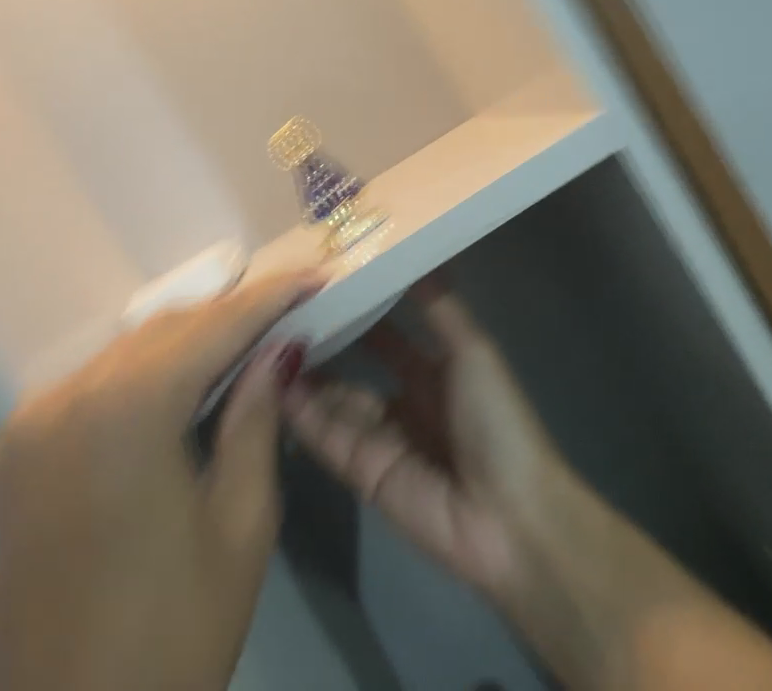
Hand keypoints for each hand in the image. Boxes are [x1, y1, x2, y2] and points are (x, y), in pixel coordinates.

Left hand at [0, 269, 323, 690]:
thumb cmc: (176, 627)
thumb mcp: (240, 522)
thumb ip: (255, 419)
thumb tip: (278, 351)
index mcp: (126, 409)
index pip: (212, 328)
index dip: (268, 299)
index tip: (314, 277)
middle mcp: (64, 397)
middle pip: (162, 332)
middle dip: (228, 316)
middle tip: (289, 310)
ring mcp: (29, 426)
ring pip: (121, 354)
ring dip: (183, 343)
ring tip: (245, 341)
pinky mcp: (14, 459)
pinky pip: (88, 389)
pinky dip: (138, 376)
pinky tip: (177, 386)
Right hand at [283, 278, 571, 597]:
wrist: (509, 517)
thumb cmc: (497, 422)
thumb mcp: (474, 353)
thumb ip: (441, 309)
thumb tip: (420, 255)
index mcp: (438, 374)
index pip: (389, 338)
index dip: (361, 314)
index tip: (324, 284)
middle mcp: (407, 403)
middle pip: (354, 370)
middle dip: (323, 345)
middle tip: (279, 312)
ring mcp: (382, 440)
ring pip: (334, 401)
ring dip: (304, 376)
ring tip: (263, 339)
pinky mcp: (362, 473)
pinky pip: (326, 436)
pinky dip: (300, 413)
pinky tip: (271, 383)